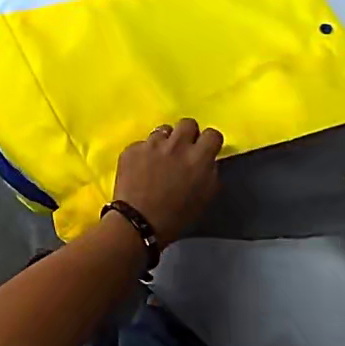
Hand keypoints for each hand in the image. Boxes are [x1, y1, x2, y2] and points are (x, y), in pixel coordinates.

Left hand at [112, 119, 222, 245]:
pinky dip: (144, 153)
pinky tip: (141, 169)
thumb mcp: (205, 196)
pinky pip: (142, 144)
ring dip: (165, 142)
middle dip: (188, 134)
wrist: (138, 222)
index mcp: (199, 158)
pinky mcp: (132, 148)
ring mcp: (151, 144)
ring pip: (163, 131)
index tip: (205, 149)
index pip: (212, 134)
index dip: (209, 142)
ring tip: (159, 159)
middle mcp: (176, 145)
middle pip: (187, 123)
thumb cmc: (176, 216)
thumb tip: (207, 159)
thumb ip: (209, 172)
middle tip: (183, 149)